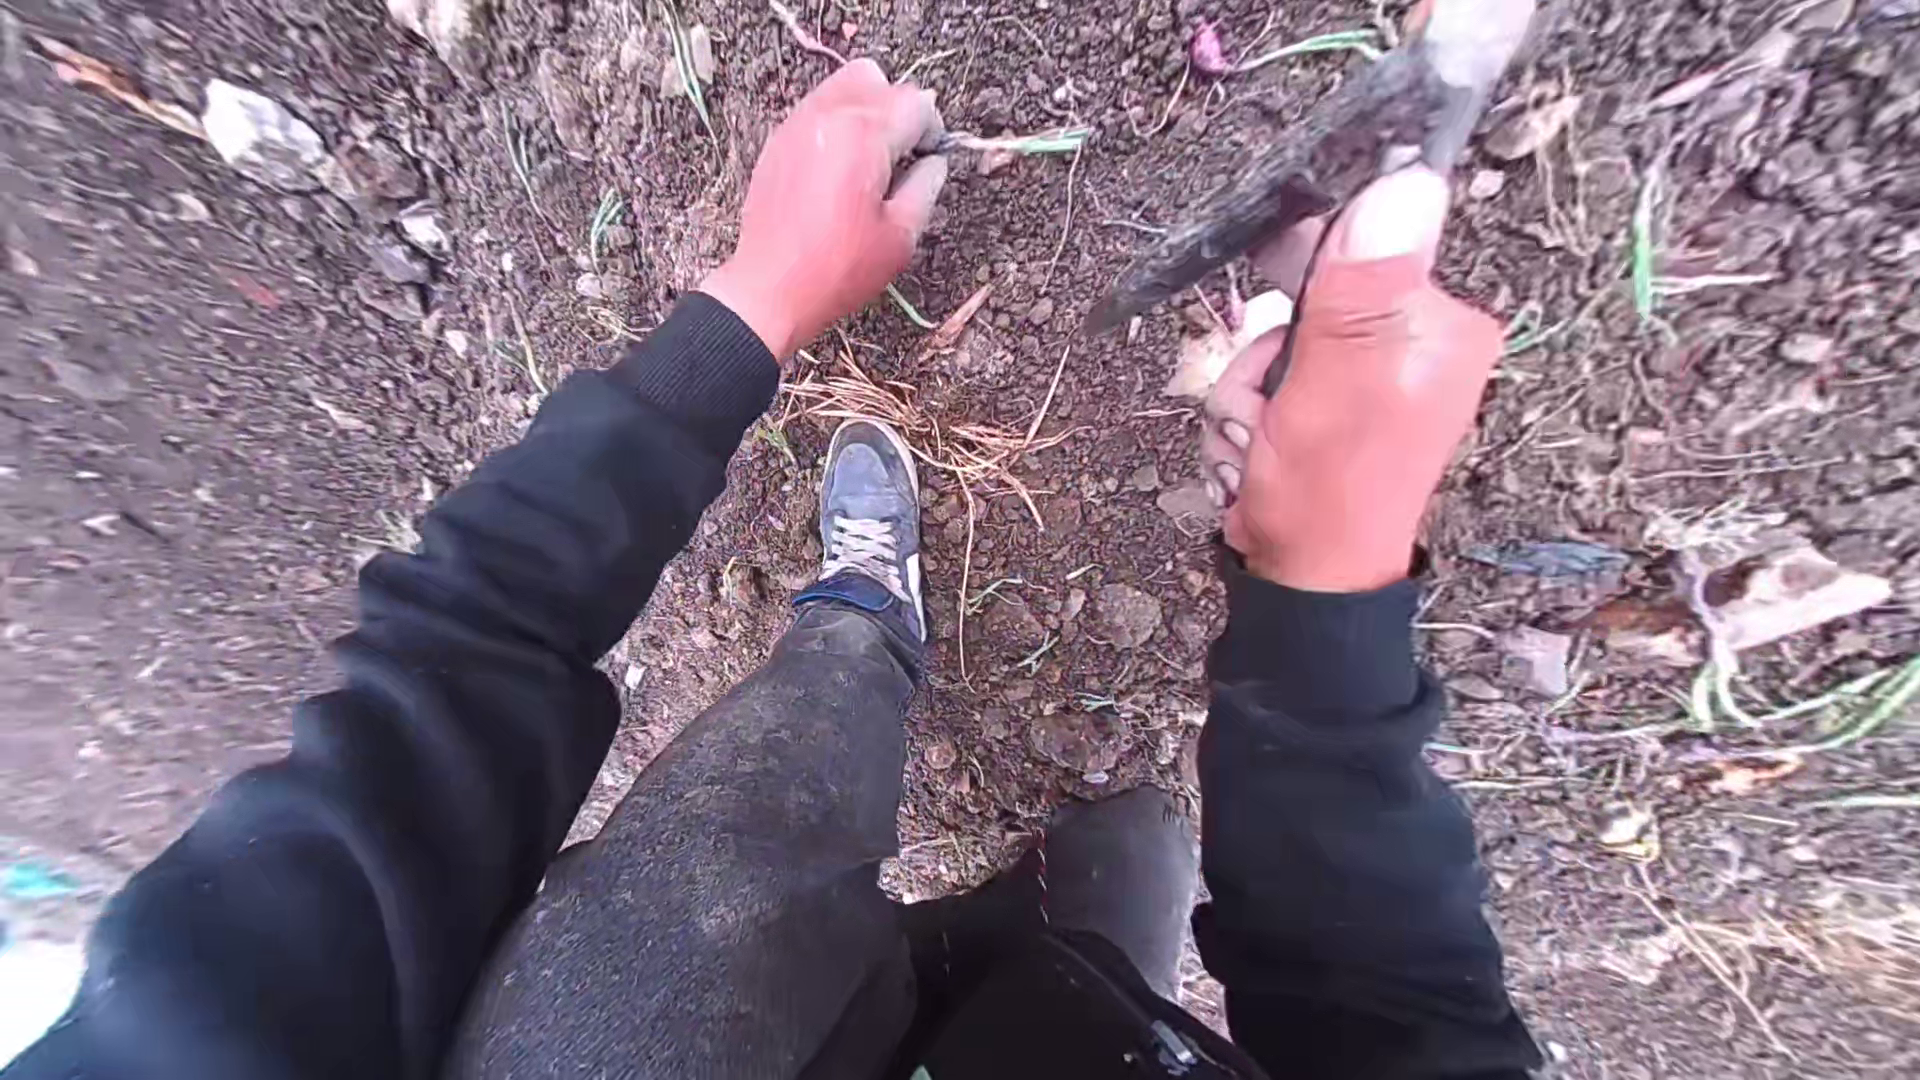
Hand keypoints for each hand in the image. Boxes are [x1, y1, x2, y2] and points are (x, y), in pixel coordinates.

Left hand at [701, 59, 947, 357]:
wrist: (772, 289)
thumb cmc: (840, 270)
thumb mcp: (899, 239)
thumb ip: (926, 188)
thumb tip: (935, 162)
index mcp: (864, 135)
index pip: (916, 103)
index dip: (933, 134)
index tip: (928, 165)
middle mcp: (829, 114)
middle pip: (879, 80)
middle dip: (899, 114)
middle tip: (901, 162)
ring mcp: (798, 123)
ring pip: (845, 86)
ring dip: (868, 114)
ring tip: (870, 167)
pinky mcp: (779, 140)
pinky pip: (819, 110)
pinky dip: (839, 127)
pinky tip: (840, 174)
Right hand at [1203, 167, 1500, 591]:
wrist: (1301, 572)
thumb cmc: (1325, 488)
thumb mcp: (1339, 384)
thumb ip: (1362, 292)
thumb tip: (1399, 183)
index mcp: (1432, 329)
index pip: (1363, 252)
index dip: (1304, 278)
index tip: (1277, 325)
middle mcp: (1400, 349)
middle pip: (1299, 310)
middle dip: (1260, 366)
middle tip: (1266, 414)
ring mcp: (1353, 384)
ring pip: (1265, 355)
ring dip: (1242, 402)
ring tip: (1256, 448)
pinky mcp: (1315, 413)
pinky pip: (1257, 390)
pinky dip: (1242, 424)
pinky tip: (1253, 459)